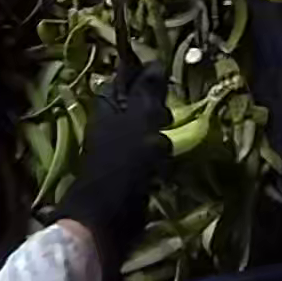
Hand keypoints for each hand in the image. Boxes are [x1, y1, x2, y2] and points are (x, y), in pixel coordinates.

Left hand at [52, 62, 169, 280]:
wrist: (107, 217)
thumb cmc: (122, 163)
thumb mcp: (140, 120)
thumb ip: (148, 92)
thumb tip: (157, 63)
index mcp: (106, 104)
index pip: (125, 77)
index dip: (144, 73)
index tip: (167, 74)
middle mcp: (107, 121)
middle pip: (134, 101)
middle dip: (155, 100)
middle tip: (173, 103)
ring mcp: (115, 146)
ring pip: (141, 125)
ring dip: (158, 126)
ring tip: (175, 127)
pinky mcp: (125, 169)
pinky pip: (145, 150)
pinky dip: (158, 150)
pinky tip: (171, 153)